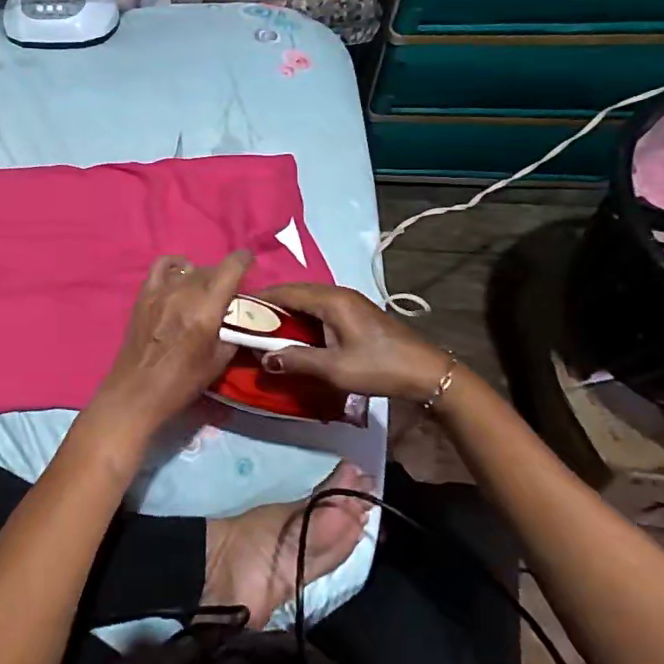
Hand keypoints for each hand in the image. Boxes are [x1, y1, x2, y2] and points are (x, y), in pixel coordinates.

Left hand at [83, 251, 251, 442]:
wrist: (138, 391)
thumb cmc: (181, 382)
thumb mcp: (218, 361)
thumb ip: (233, 333)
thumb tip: (239, 317)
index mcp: (206, 309)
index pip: (231, 268)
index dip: (244, 260)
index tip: (250, 262)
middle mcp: (184, 292)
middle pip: (211, 269)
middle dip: (224, 277)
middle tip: (228, 296)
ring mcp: (161, 291)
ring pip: (189, 268)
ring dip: (202, 275)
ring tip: (204, 291)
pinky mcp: (144, 295)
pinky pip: (162, 267)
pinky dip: (175, 265)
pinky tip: (180, 275)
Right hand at [253, 283, 451, 401]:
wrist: (426, 372)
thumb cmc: (379, 367)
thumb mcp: (334, 368)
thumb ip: (296, 360)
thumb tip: (262, 357)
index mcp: (331, 300)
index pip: (286, 291)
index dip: (260, 298)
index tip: (236, 308)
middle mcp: (338, 293)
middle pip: (296, 291)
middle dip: (270, 303)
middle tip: (246, 320)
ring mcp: (349, 302)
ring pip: (308, 299)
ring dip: (286, 310)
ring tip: (264, 327)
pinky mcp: (355, 313)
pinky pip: (319, 307)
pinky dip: (301, 316)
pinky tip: (294, 332)